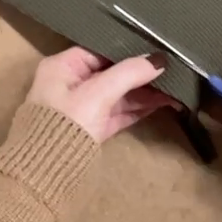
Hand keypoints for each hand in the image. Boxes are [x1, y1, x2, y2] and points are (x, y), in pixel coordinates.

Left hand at [27, 46, 179, 142]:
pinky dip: (139, 108)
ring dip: (145, 92)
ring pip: (119, 94)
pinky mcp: (93, 128)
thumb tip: (160, 59)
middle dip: (142, 74)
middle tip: (172, 71)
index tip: (156, 49)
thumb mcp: (98, 93)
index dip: (128, 49)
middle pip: (113, 73)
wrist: (46, 172)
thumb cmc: (66, 123)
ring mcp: (82, 107)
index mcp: (63, 66)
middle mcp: (71, 84)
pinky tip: (162, 103)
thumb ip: (129, 73)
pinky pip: (119, 112)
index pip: (101, 50)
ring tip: (175, 89)